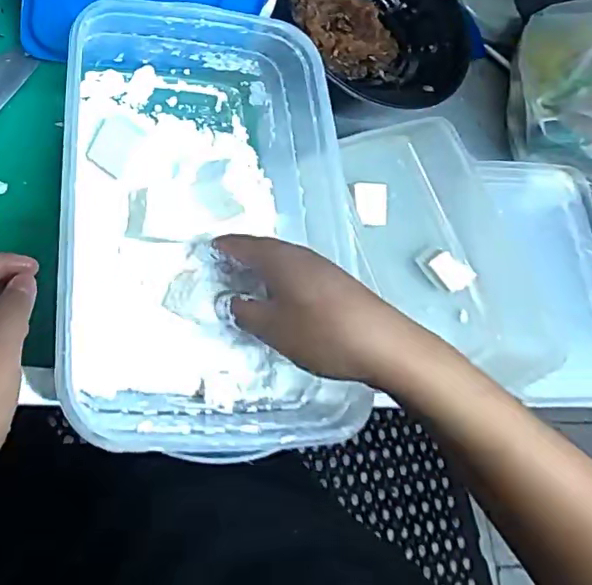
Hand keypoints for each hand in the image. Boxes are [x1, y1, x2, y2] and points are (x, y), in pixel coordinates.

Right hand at [214, 234, 453, 391]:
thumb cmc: (322, 333)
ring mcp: (319, 266)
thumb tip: (230, 300)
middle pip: (259, 248)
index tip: (202, 255)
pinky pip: (295, 271)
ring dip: (260, 269)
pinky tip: (280, 298)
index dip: (219, 248)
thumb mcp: (273, 328)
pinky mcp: (335, 282)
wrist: (389, 347)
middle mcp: (296, 254)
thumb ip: (245, 312)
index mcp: (277, 258)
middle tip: (219, 272)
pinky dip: (279, 278)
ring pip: (279, 260)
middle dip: (238, 257)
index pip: (238, 244)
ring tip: (246, 286)